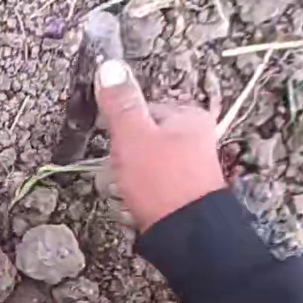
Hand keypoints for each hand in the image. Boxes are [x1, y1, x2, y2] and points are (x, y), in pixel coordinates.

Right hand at [96, 60, 225, 231]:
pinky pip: (145, 188)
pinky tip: (136, 205)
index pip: (141, 110)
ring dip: (125, 181)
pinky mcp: (178, 194)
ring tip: (131, 191)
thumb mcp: (133, 136)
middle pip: (138, 139)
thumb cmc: (163, 183)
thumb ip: (120, 103)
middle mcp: (193, 140)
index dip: (122, 130)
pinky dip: (136, 197)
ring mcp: (186, 169)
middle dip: (122, 159)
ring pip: (138, 166)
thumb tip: (109, 67)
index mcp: (188, 117)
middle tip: (126, 171)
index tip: (119, 145)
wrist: (185, 235)